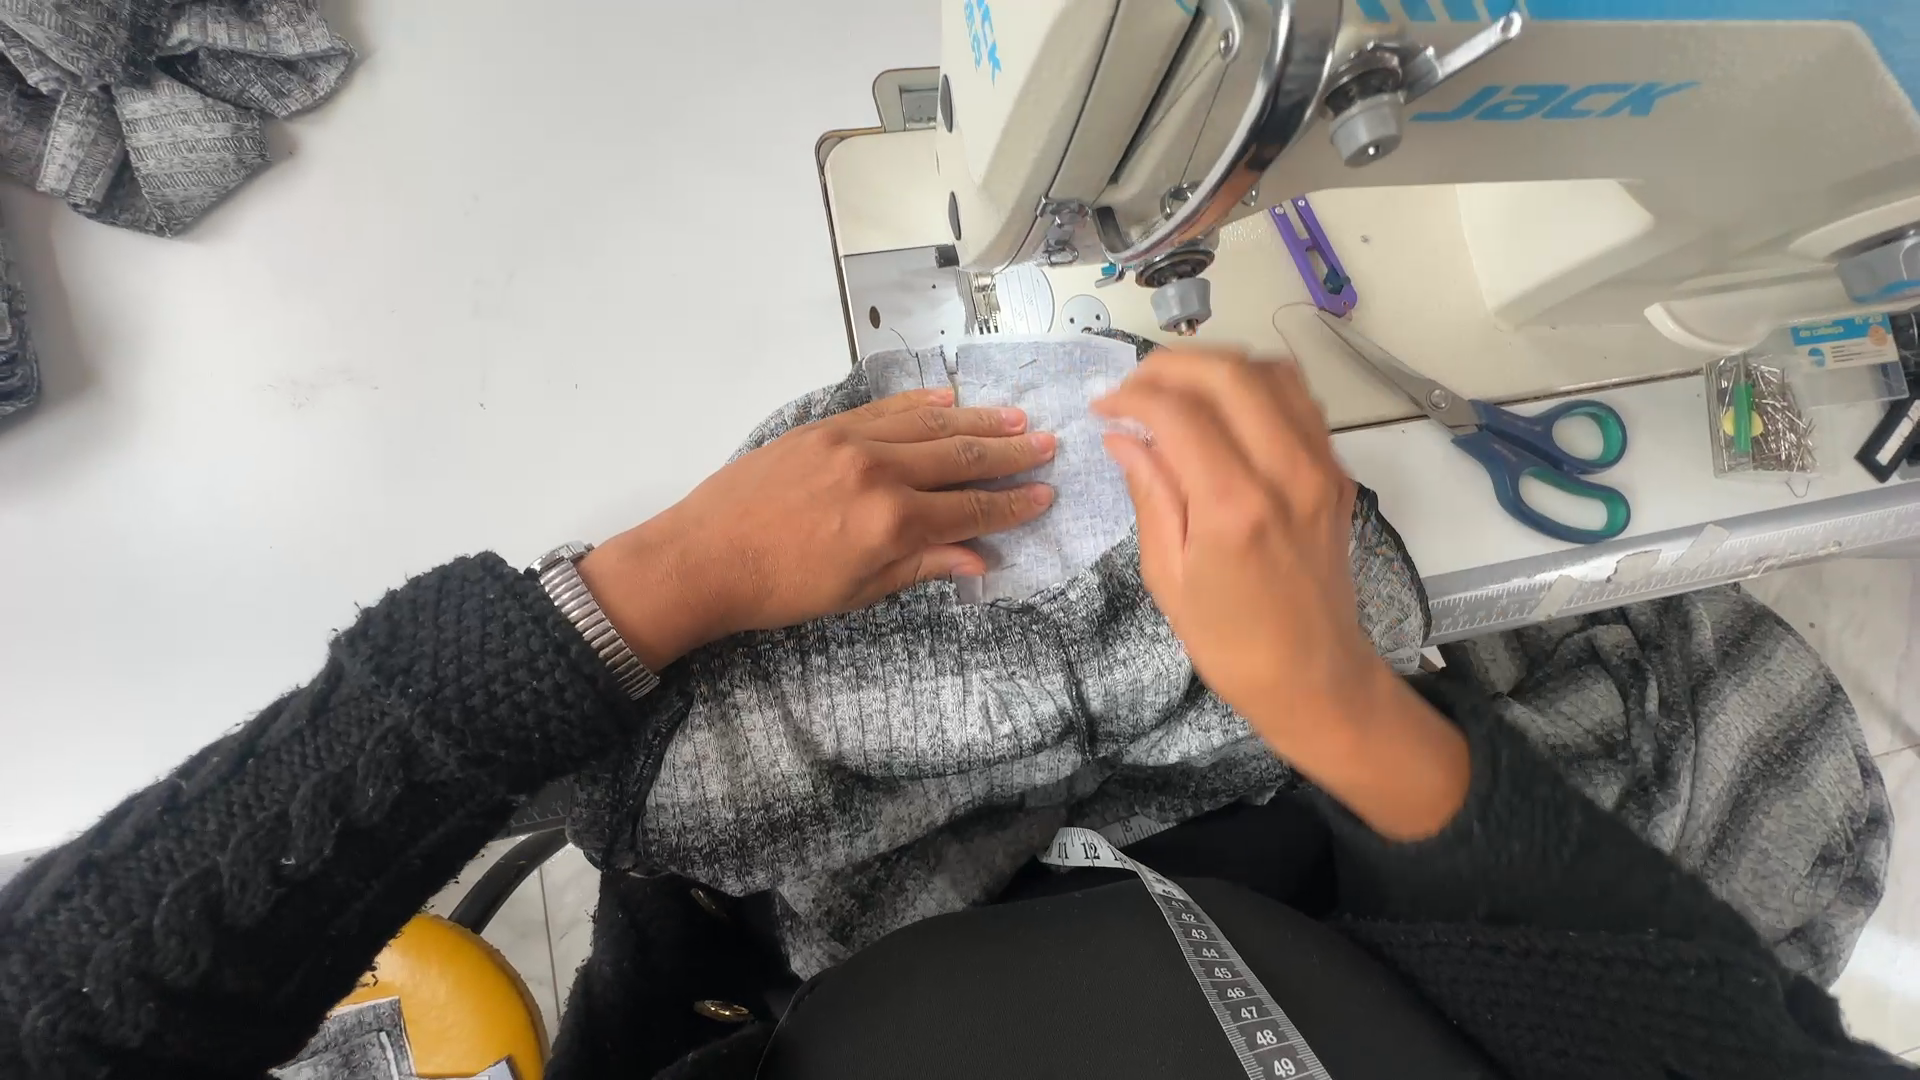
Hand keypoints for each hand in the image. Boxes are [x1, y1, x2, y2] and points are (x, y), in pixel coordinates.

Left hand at [578, 386, 1054, 668]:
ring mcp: (851, 441)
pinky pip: (886, 409)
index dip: (1011, 504)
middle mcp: (879, 472)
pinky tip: (949, 399)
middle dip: (1009, 452)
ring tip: (1016, 416)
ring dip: (976, 419)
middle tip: (1048, 444)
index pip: (969, 508)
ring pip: (929, 424)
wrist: (703, 556)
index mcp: (891, 522)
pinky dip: (921, 403)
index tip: (1044, 494)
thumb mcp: (858, 591)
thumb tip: (978, 560)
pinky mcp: (825, 427)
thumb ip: (922, 566)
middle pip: (959, 456)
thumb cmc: (782, 589)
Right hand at [1094, 348, 1467, 838]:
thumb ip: (1150, 493)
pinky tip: (1223, 406)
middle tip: (1133, 385)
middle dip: (1170, 365)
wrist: (1314, 676)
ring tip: (1174, 388)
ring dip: (1216, 366)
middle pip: (1229, 375)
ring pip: (1272, 373)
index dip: (1132, 398)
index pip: (1178, 414)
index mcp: (1233, 507)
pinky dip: (1255, 384)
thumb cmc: (1228, 641)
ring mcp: (1321, 467)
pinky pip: (1299, 400)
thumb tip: (1123, 437)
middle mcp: (1286, 472)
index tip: (1103, 407)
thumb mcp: (1167, 574)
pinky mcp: (1336, 472)